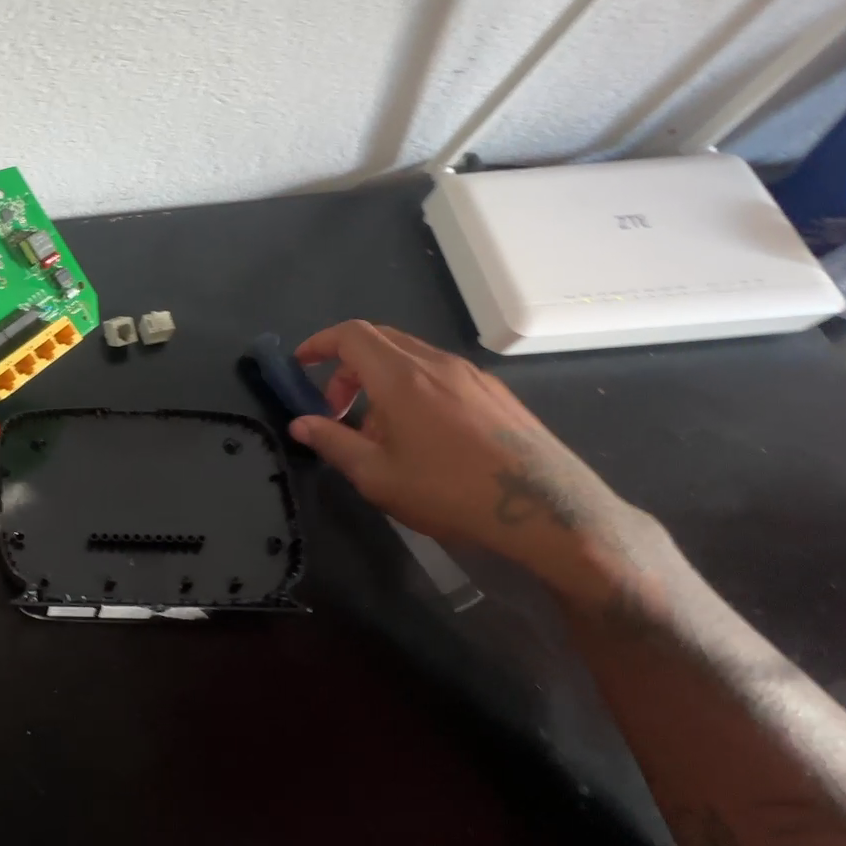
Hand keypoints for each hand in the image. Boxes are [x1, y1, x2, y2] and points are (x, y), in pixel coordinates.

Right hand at [289, 321, 630, 569]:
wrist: (545, 509)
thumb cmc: (449, 491)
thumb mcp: (376, 476)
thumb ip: (332, 443)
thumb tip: (300, 423)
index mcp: (402, 377)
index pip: (352, 336)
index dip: (319, 343)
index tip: (300, 364)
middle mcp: (436, 364)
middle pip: (381, 340)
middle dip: (346, 366)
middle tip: (334, 407)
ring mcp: (471, 376)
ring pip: (411, 357)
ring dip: (379, 380)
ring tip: (376, 430)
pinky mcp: (495, 393)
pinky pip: (439, 374)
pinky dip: (411, 388)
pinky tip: (419, 435)